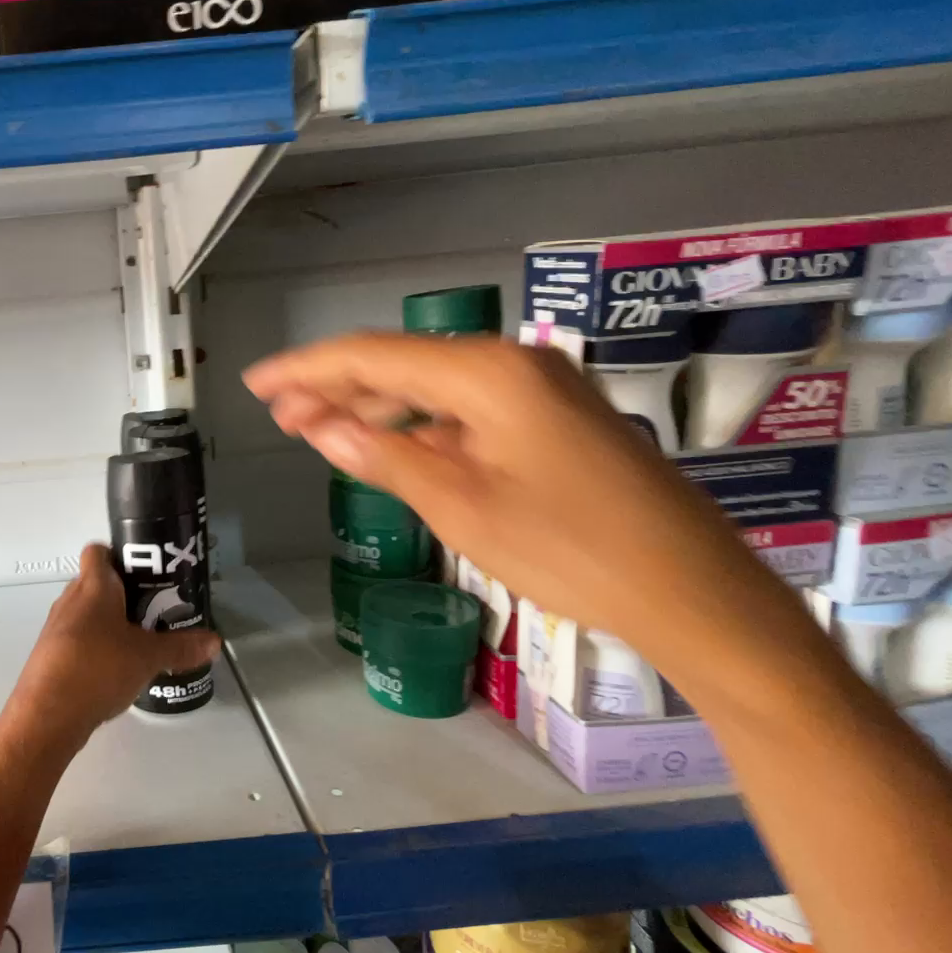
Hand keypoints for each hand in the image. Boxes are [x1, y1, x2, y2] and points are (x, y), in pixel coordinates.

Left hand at [0, 545, 221, 754]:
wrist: (47, 715)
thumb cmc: (99, 668)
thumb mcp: (148, 657)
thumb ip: (181, 647)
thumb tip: (214, 641)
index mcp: (93, 586)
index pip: (99, 551)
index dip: (120, 555)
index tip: (146, 572)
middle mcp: (70, 599)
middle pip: (96, 583)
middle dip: (124, 593)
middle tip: (156, 609)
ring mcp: (57, 627)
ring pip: (87, 613)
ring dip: (111, 622)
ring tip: (141, 641)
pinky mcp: (51, 654)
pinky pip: (78, 639)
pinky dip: (97, 646)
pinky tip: (118, 668)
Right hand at [243, 333, 798, 657]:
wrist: (693, 595)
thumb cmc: (569, 551)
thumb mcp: (460, 506)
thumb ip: (384, 457)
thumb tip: (321, 428)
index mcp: (487, 374)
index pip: (373, 357)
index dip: (307, 370)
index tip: (257, 384)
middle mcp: (513, 365)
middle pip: (401, 364)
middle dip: (335, 387)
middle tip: (280, 414)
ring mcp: (539, 391)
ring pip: (432, 386)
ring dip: (374, 405)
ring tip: (319, 428)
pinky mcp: (553, 420)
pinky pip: (465, 408)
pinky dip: (419, 424)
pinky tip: (391, 444)